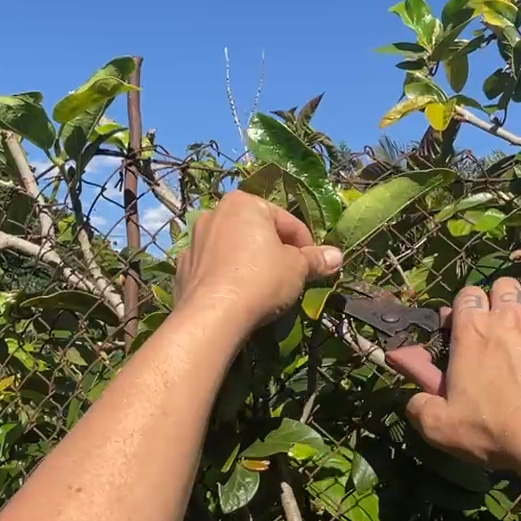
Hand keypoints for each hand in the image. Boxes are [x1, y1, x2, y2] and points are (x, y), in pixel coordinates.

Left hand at [174, 191, 343, 333]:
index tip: (314, 266)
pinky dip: (228, 277)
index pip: (287, 221)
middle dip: (276, 252)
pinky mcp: (183, 268)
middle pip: (257, 232)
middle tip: (291, 277)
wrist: (212, 316)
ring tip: (265, 289)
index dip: (306, 245)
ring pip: (234, 249)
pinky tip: (238, 297)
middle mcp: (215, 214)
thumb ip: (316, 259)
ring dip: (251, 263)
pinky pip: (214, 268)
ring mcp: (195, 241)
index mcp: (244, 204)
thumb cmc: (261, 280)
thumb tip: (337, 256)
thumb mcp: (297, 269)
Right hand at [386, 278, 520, 476]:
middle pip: (504, 285)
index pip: (466, 295)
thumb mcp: (442, 427)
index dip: (465, 308)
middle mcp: (511, 317)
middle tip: (501, 327)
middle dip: (500, 299)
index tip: (465, 329)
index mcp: (473, 332)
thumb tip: (413, 398)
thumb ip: (420, 407)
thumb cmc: (497, 431)